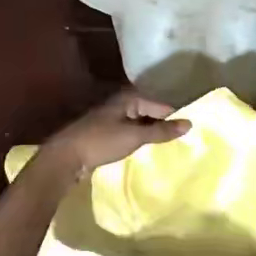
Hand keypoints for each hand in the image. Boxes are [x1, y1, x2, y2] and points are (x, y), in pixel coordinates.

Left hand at [37, 89, 187, 178]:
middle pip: (151, 113)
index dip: (175, 118)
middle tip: (183, 142)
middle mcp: (122, 104)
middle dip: (164, 126)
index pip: (161, 106)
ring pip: (140, 124)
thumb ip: (162, 131)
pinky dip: (140, 141)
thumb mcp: (135, 136)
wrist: (65, 157)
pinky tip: (147, 152)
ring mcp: (113, 118)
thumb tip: (190, 124)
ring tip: (169, 149)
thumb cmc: (101, 142)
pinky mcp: (106, 133)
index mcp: (130, 98)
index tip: (191, 133)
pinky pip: (130, 133)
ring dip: (151, 135)